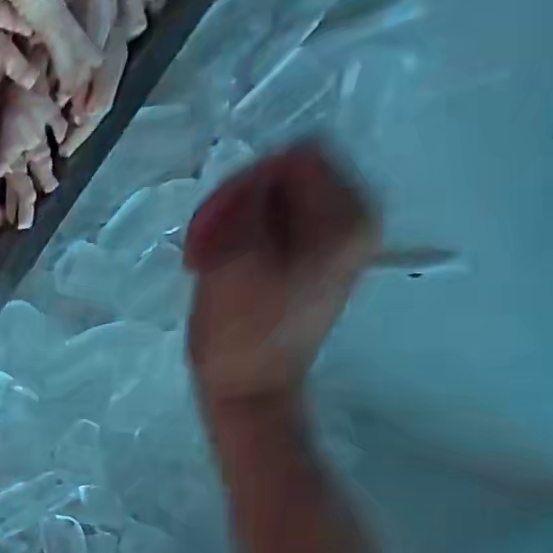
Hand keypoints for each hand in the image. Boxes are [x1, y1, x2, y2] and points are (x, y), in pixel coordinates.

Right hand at [183, 143, 378, 407]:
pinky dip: (240, 242)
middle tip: (200, 250)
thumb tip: (249, 183)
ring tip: (205, 263)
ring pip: (272, 203)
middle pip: (286, 177)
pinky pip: (271, 229)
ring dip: (230, 226)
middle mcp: (352, 221)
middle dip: (234, 206)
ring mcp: (332, 244)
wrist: (249, 394)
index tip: (209, 229)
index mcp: (346, 216)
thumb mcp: (234, 261)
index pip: (294, 157)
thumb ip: (244, 205)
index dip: (242, 184)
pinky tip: (220, 270)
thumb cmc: (241, 336)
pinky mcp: (309, 264)